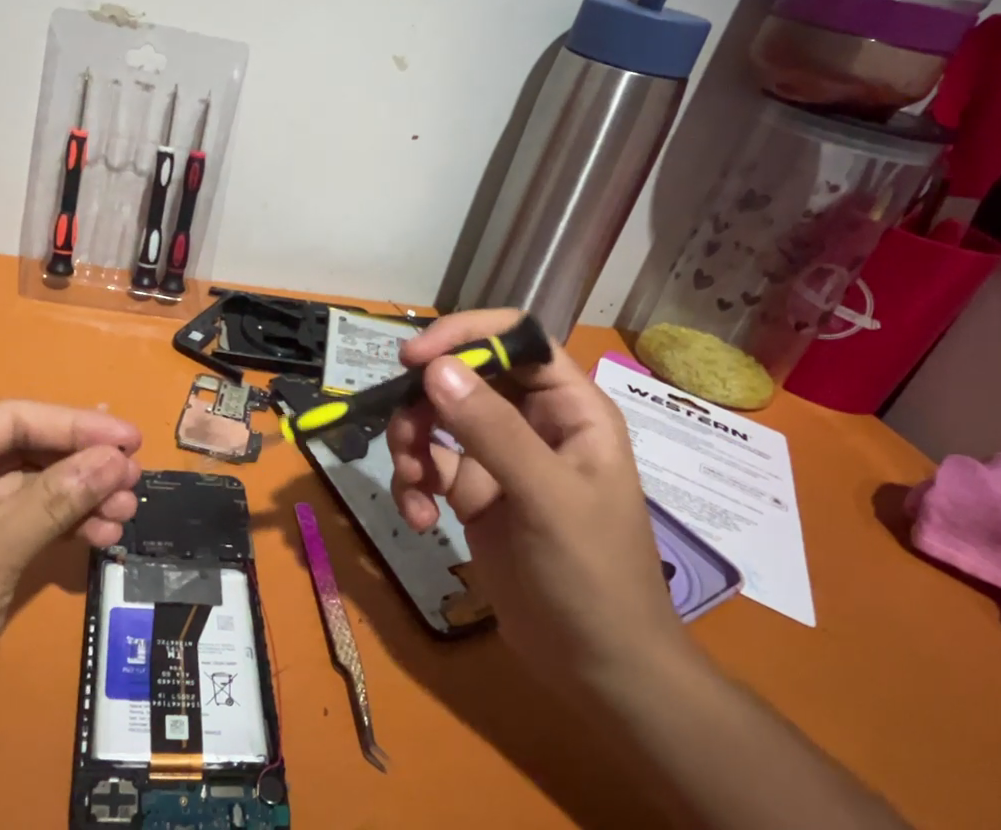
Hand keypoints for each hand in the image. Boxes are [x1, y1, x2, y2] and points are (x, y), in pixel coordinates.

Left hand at [0, 401, 141, 801]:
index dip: (77, 426)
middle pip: (20, 455)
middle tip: (133, 488)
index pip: (11, 420)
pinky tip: (95, 542)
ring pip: (23, 496)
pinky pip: (16, 532)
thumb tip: (116, 459)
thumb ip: (56, 498)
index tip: (134, 441)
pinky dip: (55, 534)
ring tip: (123, 520)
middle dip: (79, 469)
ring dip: (75, 503)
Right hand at [386, 309, 689, 692]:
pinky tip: (422, 522)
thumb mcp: (546, 497)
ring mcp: (500, 460)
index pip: (516, 340)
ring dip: (412, 447)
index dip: (466, 336)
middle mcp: (533, 424)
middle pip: (464, 378)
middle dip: (426, 403)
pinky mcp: (474, 496)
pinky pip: (429, 468)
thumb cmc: (592, 575)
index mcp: (570, 409)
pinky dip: (415, 487)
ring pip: (437, 421)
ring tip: (415, 489)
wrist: (596, 665)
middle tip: (404, 436)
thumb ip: (491, 430)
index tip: (414, 358)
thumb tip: (434, 368)